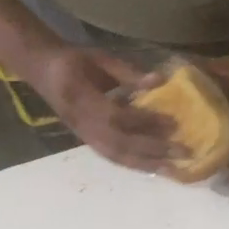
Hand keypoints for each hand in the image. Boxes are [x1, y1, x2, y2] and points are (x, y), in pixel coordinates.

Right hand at [22, 46, 175, 172]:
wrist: (43, 69)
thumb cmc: (75, 61)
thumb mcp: (99, 58)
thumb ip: (128, 72)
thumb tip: (160, 80)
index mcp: (79, 96)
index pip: (116, 116)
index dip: (145, 121)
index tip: (173, 123)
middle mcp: (80, 121)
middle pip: (120, 141)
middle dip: (155, 149)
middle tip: (185, 152)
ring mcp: (83, 134)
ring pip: (117, 156)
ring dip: (148, 164)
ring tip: (176, 170)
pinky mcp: (87, 141)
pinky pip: (113, 158)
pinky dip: (136, 166)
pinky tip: (157, 169)